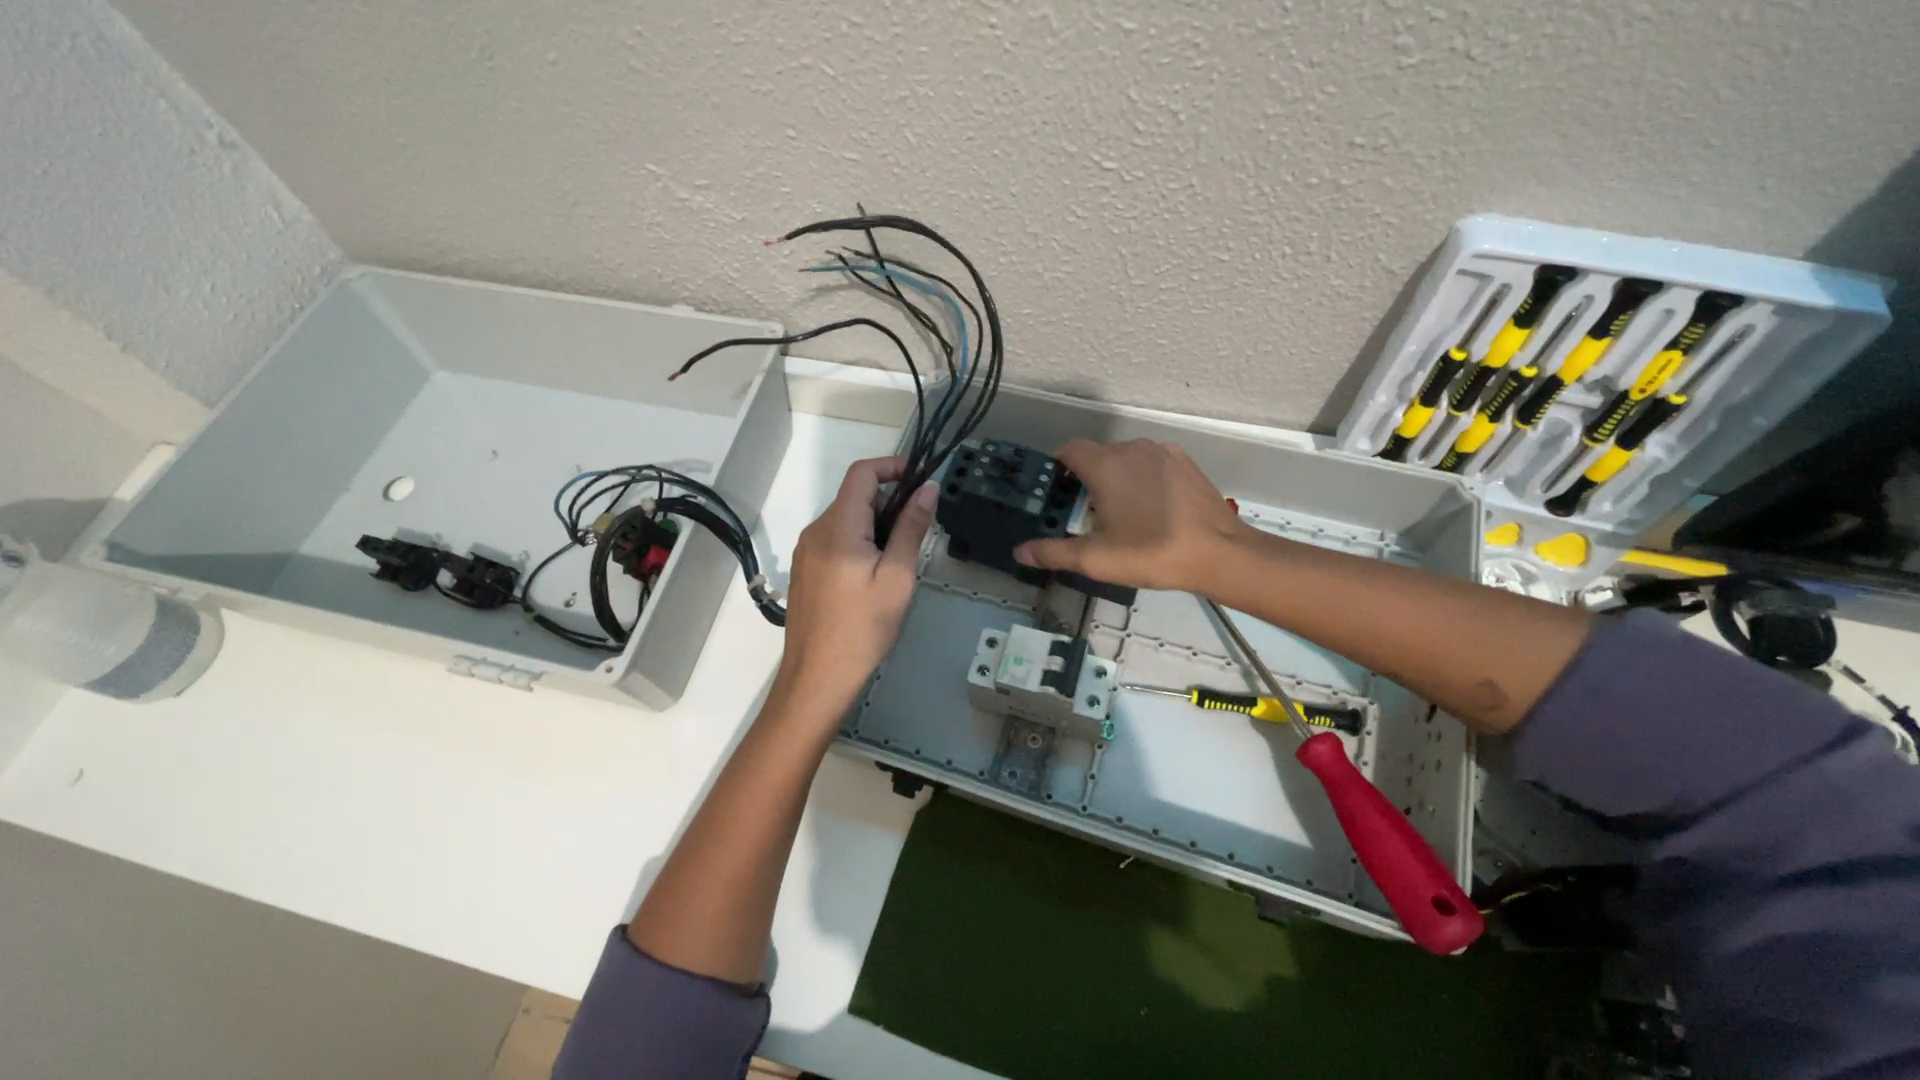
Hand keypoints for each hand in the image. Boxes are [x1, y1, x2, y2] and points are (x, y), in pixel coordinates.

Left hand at [773, 457, 936, 716]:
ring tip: (900, 562)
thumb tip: (928, 488)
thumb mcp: (897, 577)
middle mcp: (815, 531)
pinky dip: (860, 544)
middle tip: (919, 532)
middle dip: (890, 503)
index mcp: (837, 527)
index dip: (892, 466)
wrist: (817, 678)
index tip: (922, 479)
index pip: (862, 474)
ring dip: (876, 526)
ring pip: (846, 521)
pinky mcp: (806, 571)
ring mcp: (806, 552)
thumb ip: (911, 528)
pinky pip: (836, 542)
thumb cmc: (863, 628)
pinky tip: (876, 577)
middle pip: (854, 497)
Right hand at [1013, 439, 1244, 594]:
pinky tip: (1151, 511)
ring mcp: (1163, 453)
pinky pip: (1152, 466)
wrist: (1219, 552)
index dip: (1057, 467)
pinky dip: (1144, 482)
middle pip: (1098, 457)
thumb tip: (1019, 551)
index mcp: (1106, 465)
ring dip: (1118, 481)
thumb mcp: (1096, 559)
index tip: (1054, 491)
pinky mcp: (1185, 464)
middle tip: (1086, 517)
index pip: (1069, 450)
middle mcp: (1132, 449)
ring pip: (1127, 461)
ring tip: (1121, 517)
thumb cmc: (1151, 552)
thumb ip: (1053, 552)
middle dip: (1087, 481)